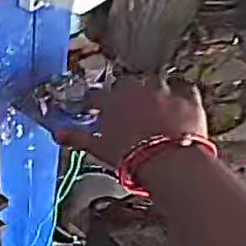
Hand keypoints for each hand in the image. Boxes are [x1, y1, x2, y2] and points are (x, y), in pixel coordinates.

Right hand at [53, 73, 208, 169]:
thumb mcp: (97, 148)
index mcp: (112, 100)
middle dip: (123, 92)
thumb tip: (56, 133)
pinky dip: (180, 94)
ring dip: (151, 90)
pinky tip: (178, 101)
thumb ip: (76, 137)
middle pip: (126, 83)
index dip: (91, 102)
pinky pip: (185, 90)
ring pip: (155, 83)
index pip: (95, 96)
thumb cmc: (129, 155)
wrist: (169, 162)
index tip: (89, 107)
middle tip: (122, 107)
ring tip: (149, 104)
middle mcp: (137, 90)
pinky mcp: (189, 100)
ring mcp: (165, 92)